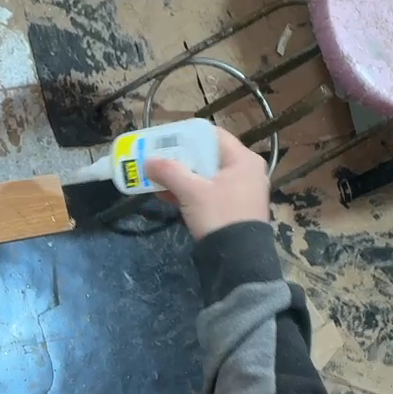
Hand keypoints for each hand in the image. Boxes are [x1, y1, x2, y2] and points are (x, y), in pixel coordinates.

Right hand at [143, 126, 271, 239]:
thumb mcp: (192, 191)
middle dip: (179, 158)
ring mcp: (240, 191)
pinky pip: (207, 192)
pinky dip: (188, 192)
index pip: (212, 135)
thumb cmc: (219, 215)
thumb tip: (147, 161)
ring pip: (205, 176)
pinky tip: (166, 194)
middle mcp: (245, 171)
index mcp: (243, 159)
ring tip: (156, 178)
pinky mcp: (232, 208)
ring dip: (180, 176)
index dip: (186, 135)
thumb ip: (169, 172)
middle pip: (207, 156)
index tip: (164, 140)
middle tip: (157, 160)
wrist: (238, 257)